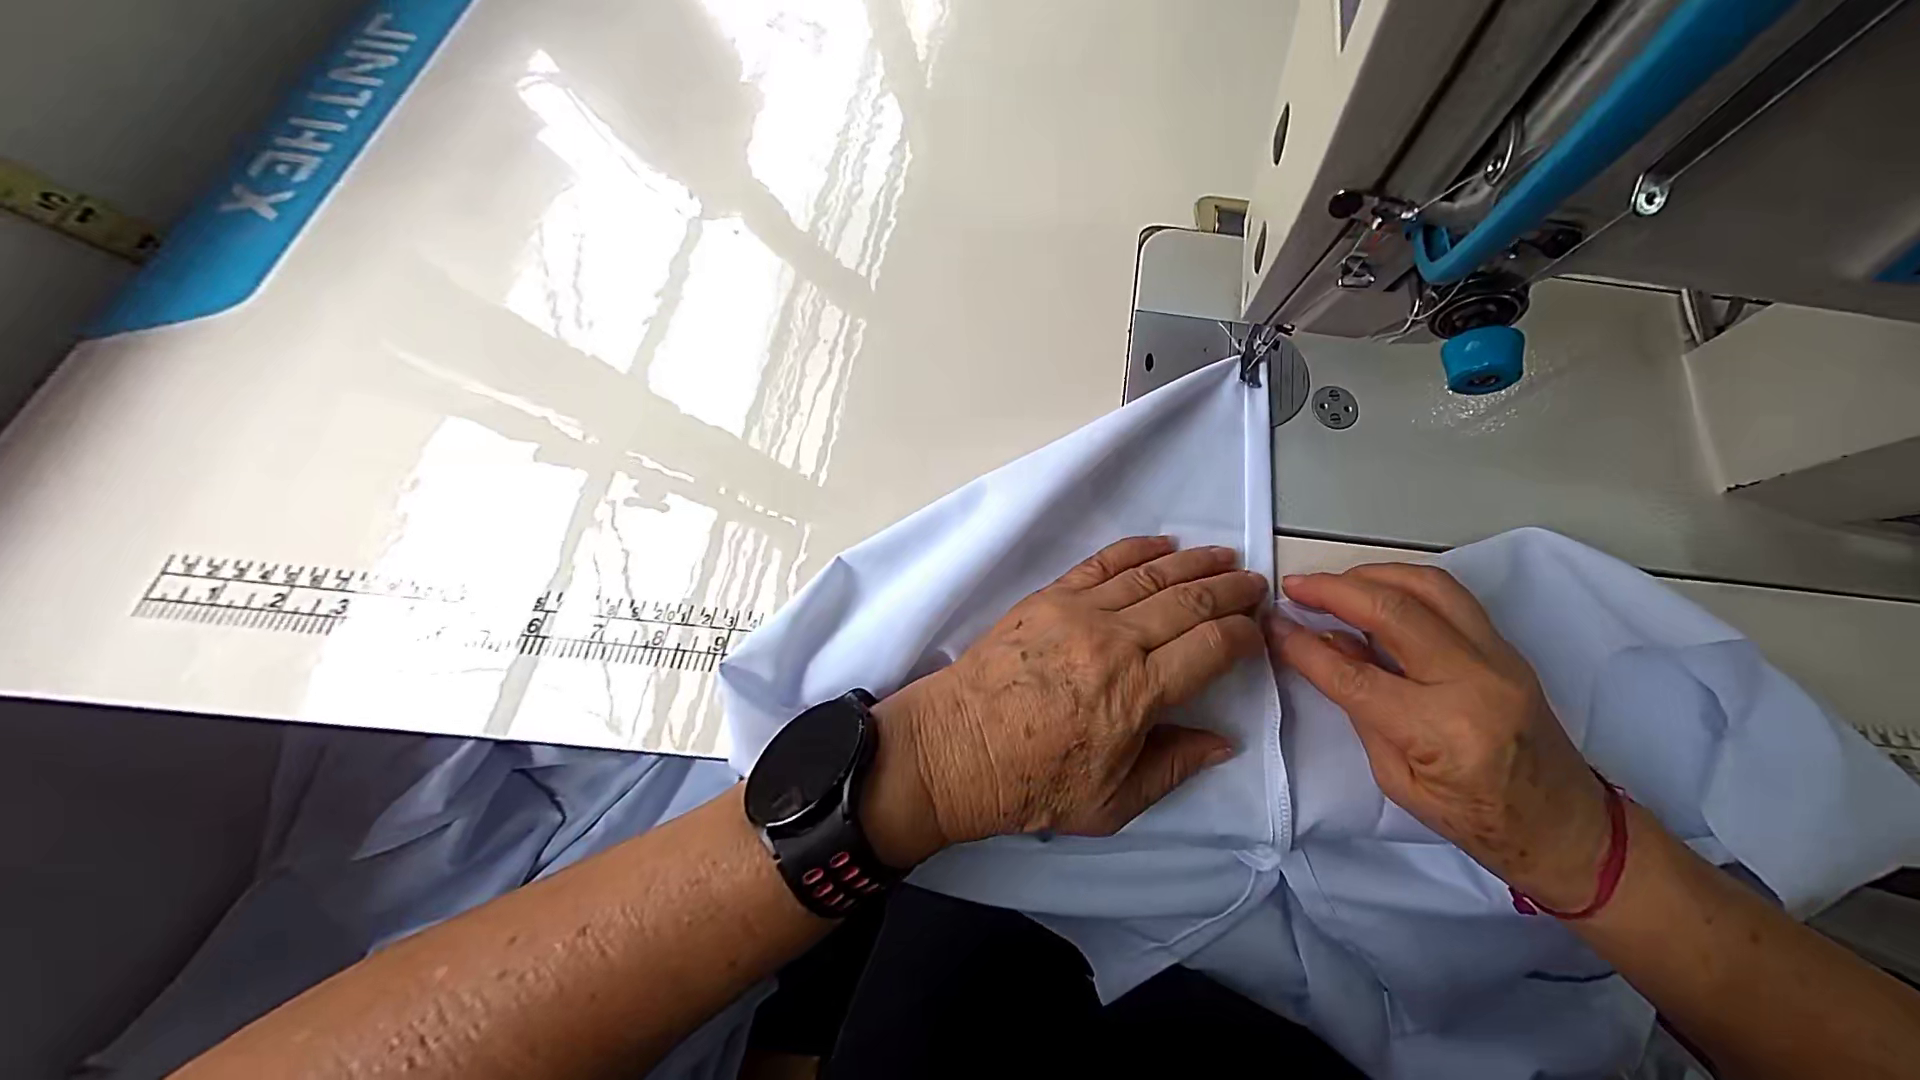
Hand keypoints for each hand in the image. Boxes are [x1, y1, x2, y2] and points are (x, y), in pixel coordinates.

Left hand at [862, 536, 1267, 866]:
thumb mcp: (1114, 801)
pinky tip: (1161, 545)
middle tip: (1254, 584)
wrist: (957, 748)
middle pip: (1188, 602)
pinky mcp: (1047, 598)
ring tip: (1222, 557)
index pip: (1212, 647)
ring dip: (1193, 563)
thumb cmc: (1033, 784)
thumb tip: (1223, 741)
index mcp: (1138, 693)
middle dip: (1229, 590)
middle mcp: (1114, 642)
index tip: (1255, 631)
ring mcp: (1077, 613)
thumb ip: (1174, 766)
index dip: (1242, 635)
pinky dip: (1135, 550)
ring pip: (1150, 577)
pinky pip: (1100, 563)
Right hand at [1267, 563, 1611, 909]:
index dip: (1302, 644)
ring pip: (1428, 586)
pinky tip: (1375, 591)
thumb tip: (1325, 646)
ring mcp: (1499, 658)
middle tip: (1294, 587)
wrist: (1567, 826)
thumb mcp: (1395, 777)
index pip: (1352, 672)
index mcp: (1441, 730)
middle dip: (1332, 590)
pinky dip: (1404, 583)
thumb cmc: (1473, 818)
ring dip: (1371, 575)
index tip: (1271, 623)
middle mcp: (1474, 682)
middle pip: (1392, 611)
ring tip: (1333, 583)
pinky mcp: (1507, 647)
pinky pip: (1450, 596)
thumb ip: (1359, 707)